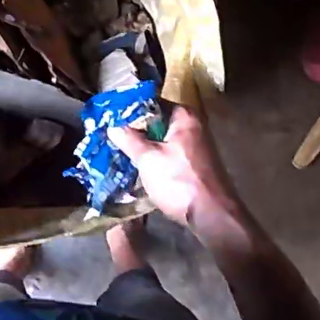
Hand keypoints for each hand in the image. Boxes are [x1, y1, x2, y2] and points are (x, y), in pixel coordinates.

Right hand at [107, 104, 242, 236]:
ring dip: (139, 144)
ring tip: (114, 147)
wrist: (212, 217)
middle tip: (107, 132)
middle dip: (131, 128)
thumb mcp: (147, 158)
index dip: (127, 108)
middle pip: (154, 120)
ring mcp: (193, 146)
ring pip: (158, 138)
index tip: (107, 115)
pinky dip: (150, 156)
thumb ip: (128, 139)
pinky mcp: (191, 164)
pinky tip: (132, 163)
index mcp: (183, 117)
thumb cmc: (180, 181)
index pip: (149, 102)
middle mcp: (191, 126)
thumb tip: (112, 126)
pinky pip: (164, 152)